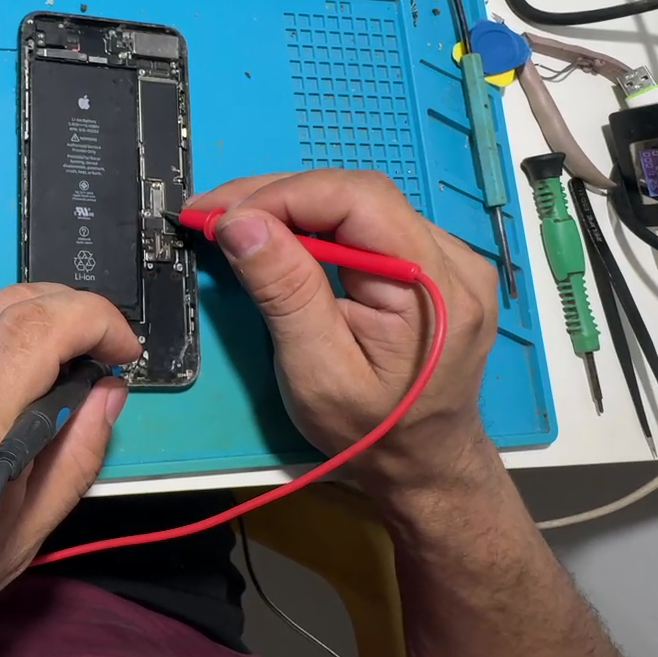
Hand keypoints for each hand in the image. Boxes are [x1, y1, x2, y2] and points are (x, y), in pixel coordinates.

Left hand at [0, 284, 136, 656]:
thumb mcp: (14, 547)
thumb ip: (73, 461)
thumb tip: (107, 392)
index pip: (32, 332)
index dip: (92, 317)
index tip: (119, 345)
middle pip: (7, 303)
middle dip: (67, 309)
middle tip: (92, 349)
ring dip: (21, 339)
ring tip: (30, 392)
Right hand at [185, 170, 499, 493]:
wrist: (420, 462)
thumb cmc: (369, 430)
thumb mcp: (315, 370)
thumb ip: (284, 292)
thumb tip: (239, 223)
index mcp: (434, 284)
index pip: (357, 200)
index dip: (281, 195)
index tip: (218, 216)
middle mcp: (450, 257)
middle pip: (353, 194)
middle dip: (272, 195)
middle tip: (207, 212)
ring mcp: (442, 257)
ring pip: (352, 203)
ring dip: (283, 206)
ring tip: (227, 221)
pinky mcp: (423, 263)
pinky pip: (357, 223)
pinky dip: (304, 222)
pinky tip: (269, 234)